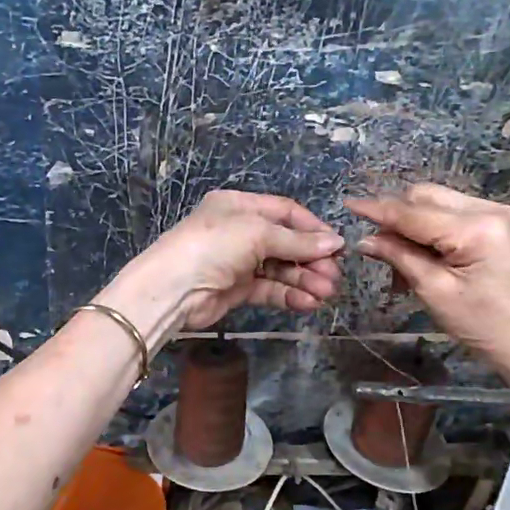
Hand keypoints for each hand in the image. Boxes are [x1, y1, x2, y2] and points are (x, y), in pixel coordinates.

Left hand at [97, 191, 344, 339]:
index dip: (312, 228)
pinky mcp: (235, 289)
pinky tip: (308, 303)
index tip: (337, 246)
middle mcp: (239, 230)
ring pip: (280, 268)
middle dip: (311, 259)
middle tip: (334, 278)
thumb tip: (335, 243)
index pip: (285, 211)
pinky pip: (269, 289)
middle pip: (285, 242)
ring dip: (304, 280)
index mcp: (239, 205)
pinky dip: (289, 295)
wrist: (172, 288)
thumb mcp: (257, 233)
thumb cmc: (213, 246)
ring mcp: (237, 261)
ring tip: (326, 293)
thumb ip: (297, 241)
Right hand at [347, 184, 509, 375]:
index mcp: (477, 229)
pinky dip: (430, 228)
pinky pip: (451, 212)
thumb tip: (365, 240)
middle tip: (378, 247)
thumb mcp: (433, 290)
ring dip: (411, 223)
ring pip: (436, 202)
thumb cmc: (481, 323)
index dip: (377, 209)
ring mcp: (498, 213)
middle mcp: (490, 210)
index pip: (413, 212)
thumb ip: (399, 257)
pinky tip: (423, 253)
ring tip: (402, 257)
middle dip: (396, 217)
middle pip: (425, 197)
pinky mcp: (499, 222)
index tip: (348, 204)